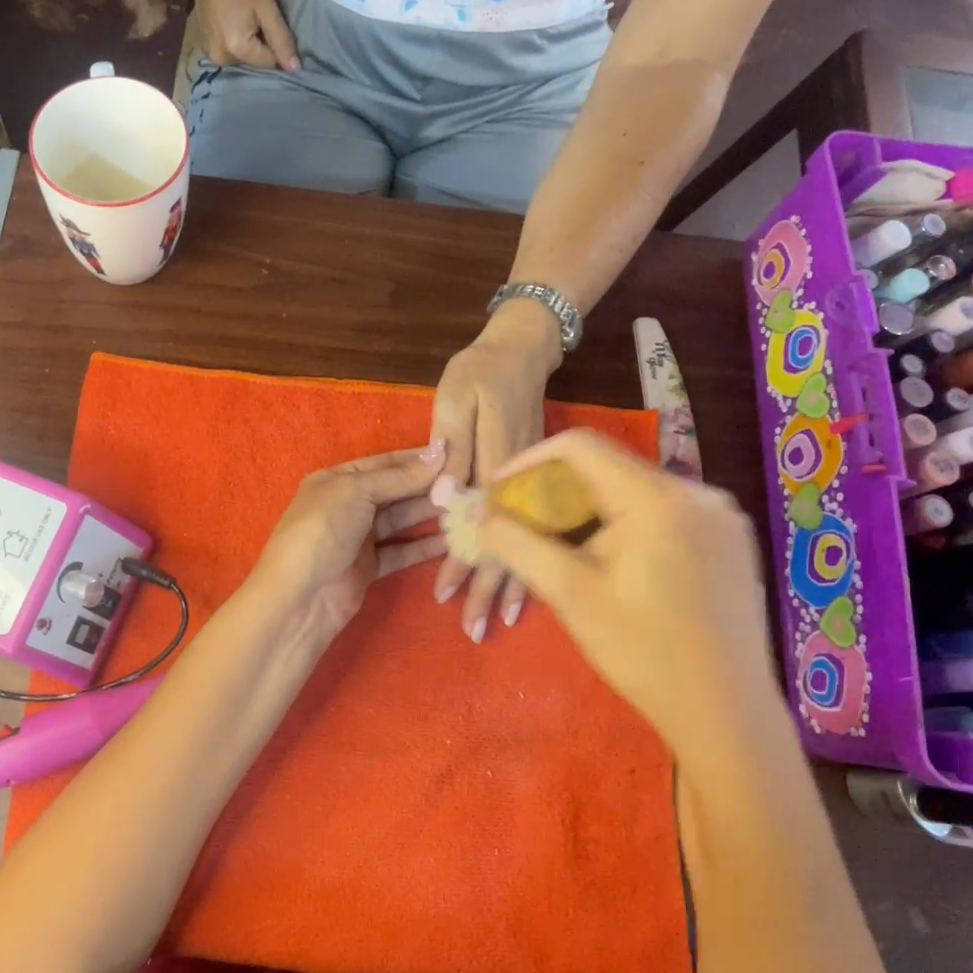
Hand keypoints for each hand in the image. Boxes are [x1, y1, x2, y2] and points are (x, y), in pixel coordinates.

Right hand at [188, 0, 298, 69]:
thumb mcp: (266, 8)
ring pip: (240, 58)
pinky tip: (234, 23)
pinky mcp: (204, 46)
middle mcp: (220, 58)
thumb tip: (294, 68)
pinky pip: (228, 51)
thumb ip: (281, 39)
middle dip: (261, 47)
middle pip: (252, 62)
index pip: (268, 63)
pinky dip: (235, 42)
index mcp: (237, 49)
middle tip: (259, 21)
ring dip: (248, 45)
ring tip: (246, 21)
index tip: (274, 26)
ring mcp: (210, 53)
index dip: (277, 48)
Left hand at [246, 442, 449, 639]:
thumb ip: (398, 476)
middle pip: (395, 491)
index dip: (418, 459)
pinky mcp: (368, 567)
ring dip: (431, 514)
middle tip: (470, 481)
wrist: (300, 596)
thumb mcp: (355, 492)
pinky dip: (425, 546)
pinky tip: (454, 539)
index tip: (458, 453)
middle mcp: (347, 505)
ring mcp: (357, 537)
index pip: (384, 462)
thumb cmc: (321, 531)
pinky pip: (401, 550)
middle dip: (429, 486)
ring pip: (401, 520)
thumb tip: (439, 451)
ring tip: (469, 507)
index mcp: (336, 480)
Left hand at [429, 300, 564, 642]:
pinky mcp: (521, 483)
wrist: (524, 344)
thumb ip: (451, 442)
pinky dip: (506, 556)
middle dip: (485, 584)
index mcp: (488, 458)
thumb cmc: (480, 369)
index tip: (452, 592)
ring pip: (506, 539)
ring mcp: (518, 483)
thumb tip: (448, 489)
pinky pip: (510, 527)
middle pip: (496, 539)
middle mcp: (507, 479)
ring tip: (495, 621)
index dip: (463, 555)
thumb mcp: (455, 397)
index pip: (476, 517)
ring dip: (500, 580)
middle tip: (476, 628)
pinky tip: (507, 586)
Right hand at [473, 429, 781, 758]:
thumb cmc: (642, 651)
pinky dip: (625, 525)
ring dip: (589, 511)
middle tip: (522, 526)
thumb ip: (516, 543)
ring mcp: (722, 516)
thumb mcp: (569, 594)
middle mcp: (698, 492)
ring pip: (635, 491)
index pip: (580, 447)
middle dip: (556, 492)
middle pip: (610, 468)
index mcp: (659, 498)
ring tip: (560, 549)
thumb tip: (477, 511)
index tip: (497, 492)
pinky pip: (664, 513)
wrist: (725, 711)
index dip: (528, 461)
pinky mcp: (732, 540)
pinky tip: (609, 563)